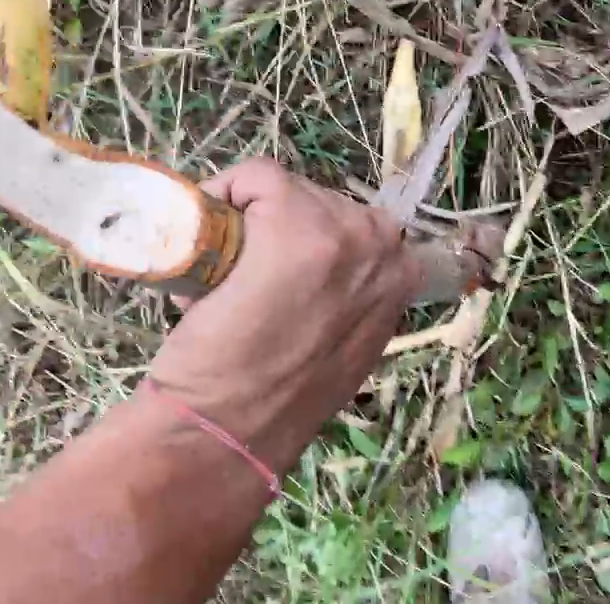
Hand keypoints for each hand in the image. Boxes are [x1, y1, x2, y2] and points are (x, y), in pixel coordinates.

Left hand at [145, 160, 417, 472]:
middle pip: (316, 204)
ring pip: (281, 193)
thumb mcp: (347, 340)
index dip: (306, 247)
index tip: (274, 277)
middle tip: (243, 282)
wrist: (231, 431)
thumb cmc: (279, 399)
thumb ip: (352, 296)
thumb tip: (325, 269)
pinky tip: (206, 249)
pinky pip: (254, 178)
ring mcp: (338, 227)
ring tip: (222, 278)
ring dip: (249, 224)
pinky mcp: (290, 218)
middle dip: (274, 234)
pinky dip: (223, 197)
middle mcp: (381, 239)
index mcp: (403, 269)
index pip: (354, 229)